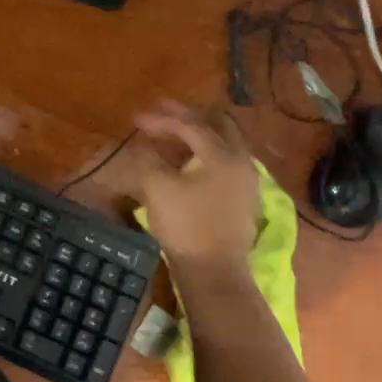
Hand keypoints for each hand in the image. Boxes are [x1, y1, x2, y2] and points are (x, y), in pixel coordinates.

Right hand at [131, 101, 261, 285]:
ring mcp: (246, 180)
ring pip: (225, 142)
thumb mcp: (156, 185)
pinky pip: (225, 159)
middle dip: (188, 115)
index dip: (161, 118)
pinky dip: (205, 150)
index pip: (190, 125)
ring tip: (171, 133)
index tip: (135, 119)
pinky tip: (186, 157)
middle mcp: (241, 162)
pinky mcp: (243, 196)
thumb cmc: (185, 224)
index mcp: (223, 155)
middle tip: (161, 111)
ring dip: (198, 132)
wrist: (214, 270)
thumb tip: (145, 145)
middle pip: (218, 125)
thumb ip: (149, 157)